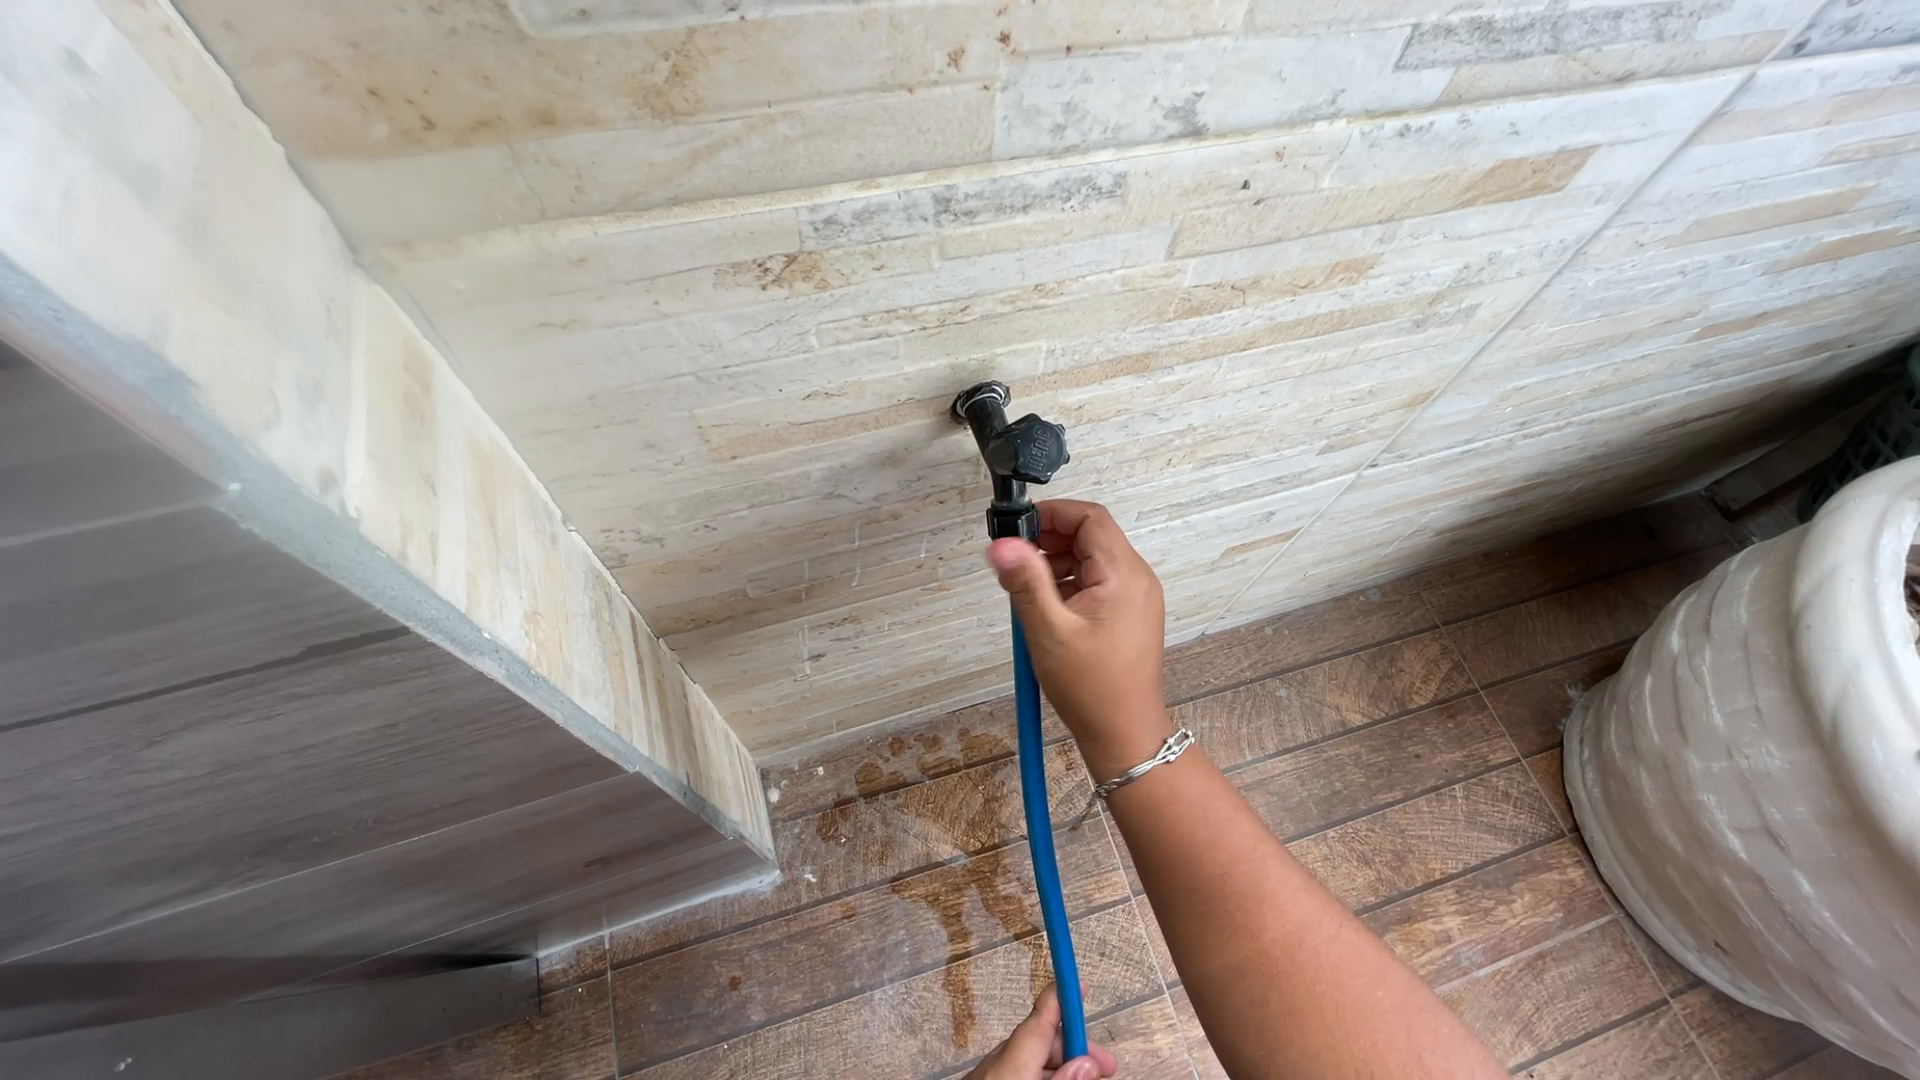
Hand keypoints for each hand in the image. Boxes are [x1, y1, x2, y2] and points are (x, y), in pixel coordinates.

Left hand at [965, 986, 1118, 1079]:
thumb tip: (1087, 1062)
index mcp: (1013, 1061)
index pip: (1040, 1016)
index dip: (1060, 996)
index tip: (1078, 983)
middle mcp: (1000, 1064)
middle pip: (1041, 1041)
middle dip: (1075, 1047)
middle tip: (1108, 1068)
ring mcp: (992, 1076)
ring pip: (1031, 1061)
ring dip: (1061, 1067)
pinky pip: (1018, 1074)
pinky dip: (1041, 1077)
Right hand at [987, 499, 1173, 780]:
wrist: (1124, 733)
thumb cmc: (1091, 688)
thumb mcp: (1049, 631)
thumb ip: (1025, 582)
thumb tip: (1001, 544)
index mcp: (1123, 574)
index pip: (1090, 517)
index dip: (1052, 514)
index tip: (1019, 528)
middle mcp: (1136, 577)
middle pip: (1091, 535)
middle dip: (1050, 539)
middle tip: (1016, 560)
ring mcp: (1135, 596)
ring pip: (1092, 558)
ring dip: (1057, 563)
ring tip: (1027, 589)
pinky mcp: (1128, 613)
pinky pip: (1097, 581)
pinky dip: (1069, 583)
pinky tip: (1046, 607)